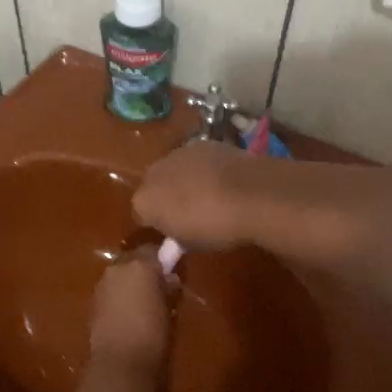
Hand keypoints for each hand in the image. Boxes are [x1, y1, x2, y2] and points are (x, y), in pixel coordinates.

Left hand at [88, 253, 168, 369]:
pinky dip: (118, 294)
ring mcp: (102, 283)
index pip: (152, 250)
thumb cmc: (152, 332)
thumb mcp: (168, 308)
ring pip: (119, 274)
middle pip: (133, 259)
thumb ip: (167, 287)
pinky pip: (110, 289)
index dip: (161, 259)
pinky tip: (126, 311)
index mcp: (140, 265)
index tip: (168, 272)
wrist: (120, 359)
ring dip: (128, 282)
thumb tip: (168, 278)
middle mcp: (118, 267)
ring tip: (141, 300)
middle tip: (156, 286)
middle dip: (143, 269)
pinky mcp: (93, 299)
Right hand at [132, 140, 258, 249]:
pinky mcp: (200, 143)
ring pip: (172, 170)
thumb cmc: (216, 228)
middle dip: (164, 198)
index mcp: (144, 201)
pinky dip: (201, 168)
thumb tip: (169, 249)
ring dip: (182, 180)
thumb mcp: (192, 245)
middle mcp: (153, 173)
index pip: (140, 215)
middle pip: (153, 187)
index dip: (156, 224)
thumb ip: (175, 243)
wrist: (251, 194)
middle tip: (186, 213)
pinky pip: (194, 160)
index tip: (171, 232)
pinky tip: (220, 179)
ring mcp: (177, 154)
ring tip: (206, 195)